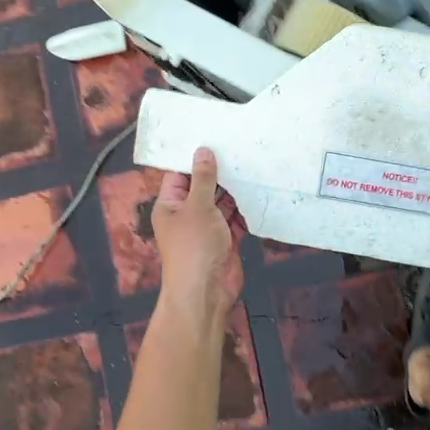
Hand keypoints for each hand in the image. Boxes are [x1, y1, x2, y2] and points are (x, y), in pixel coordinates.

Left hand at [152, 147, 245, 315]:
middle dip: (220, 174)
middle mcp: (186, 214)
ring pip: (221, 203)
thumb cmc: (194, 245)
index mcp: (170, 205)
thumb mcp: (197, 206)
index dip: (194, 159)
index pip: (180, 175)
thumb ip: (203, 178)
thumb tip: (203, 151)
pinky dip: (245, 210)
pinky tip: (259, 193)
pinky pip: (235, 220)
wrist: (206, 290)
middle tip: (240, 148)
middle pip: (203, 188)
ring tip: (254, 166)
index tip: (214, 139)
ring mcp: (207, 228)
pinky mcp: (225, 239)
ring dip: (235, 191)